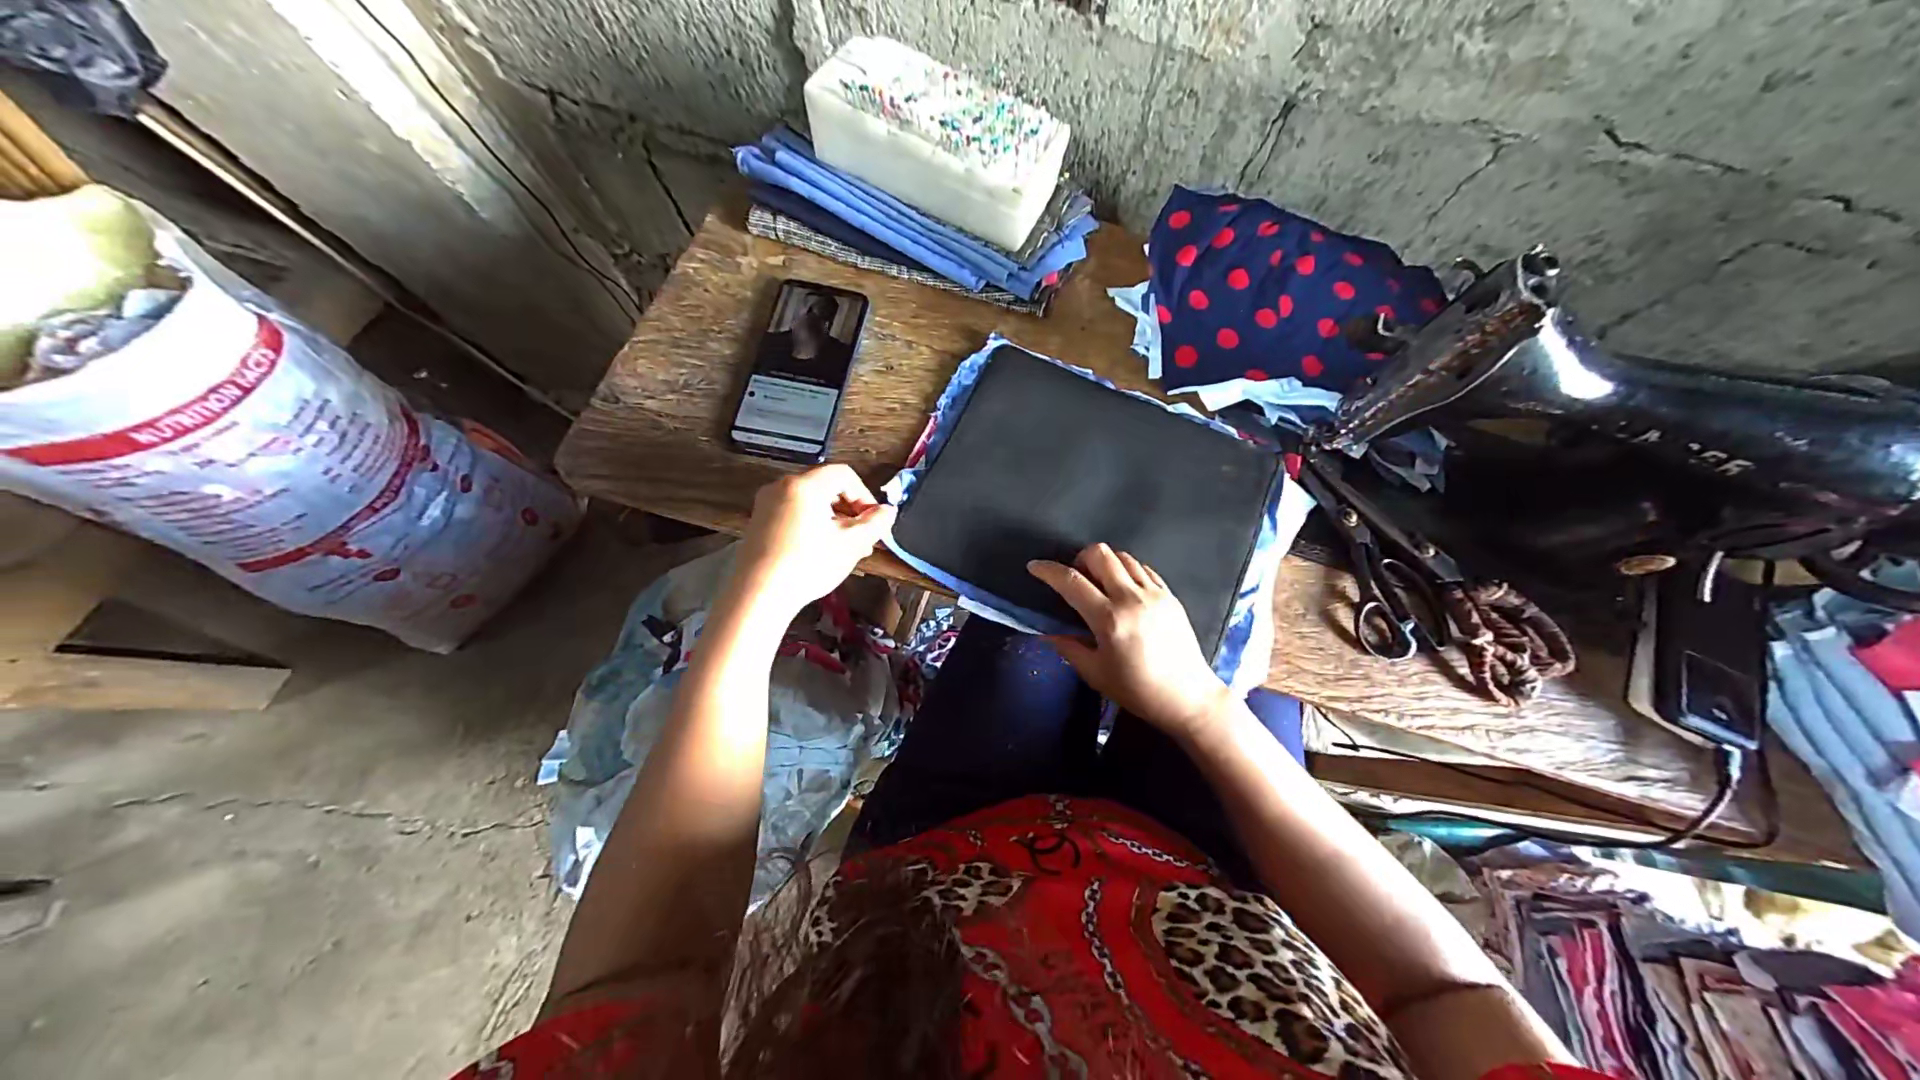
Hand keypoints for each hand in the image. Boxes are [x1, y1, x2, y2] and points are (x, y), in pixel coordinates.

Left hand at [731, 464, 896, 618]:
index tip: (873, 520)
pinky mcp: (759, 523)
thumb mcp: (851, 544)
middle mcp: (782, 487)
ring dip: (833, 520)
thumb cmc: (807, 566)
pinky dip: (812, 525)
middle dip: (850, 510)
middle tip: (863, 537)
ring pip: (810, 502)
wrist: (760, 594)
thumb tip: (887, 512)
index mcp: (805, 485)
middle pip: (826, 486)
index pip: (844, 475)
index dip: (865, 496)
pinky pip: (793, 514)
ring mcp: (766, 505)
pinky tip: (820, 552)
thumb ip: (876, 523)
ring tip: (844, 549)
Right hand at [1028, 543, 1233, 736]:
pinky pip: (1144, 569)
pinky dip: (1127, 571)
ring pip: (1123, 556)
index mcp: (1109, 619)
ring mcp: (1154, 594)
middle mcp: (1131, 599)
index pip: (1072, 581)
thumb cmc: (1138, 690)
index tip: (1035, 567)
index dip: (1049, 570)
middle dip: (1079, 559)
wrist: (1188, 698)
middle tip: (1075, 579)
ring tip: (1100, 584)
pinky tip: (1123, 590)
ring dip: (1105, 563)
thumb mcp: (1095, 673)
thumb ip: (1069, 647)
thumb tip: (1047, 632)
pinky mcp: (1170, 596)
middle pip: (1100, 554)